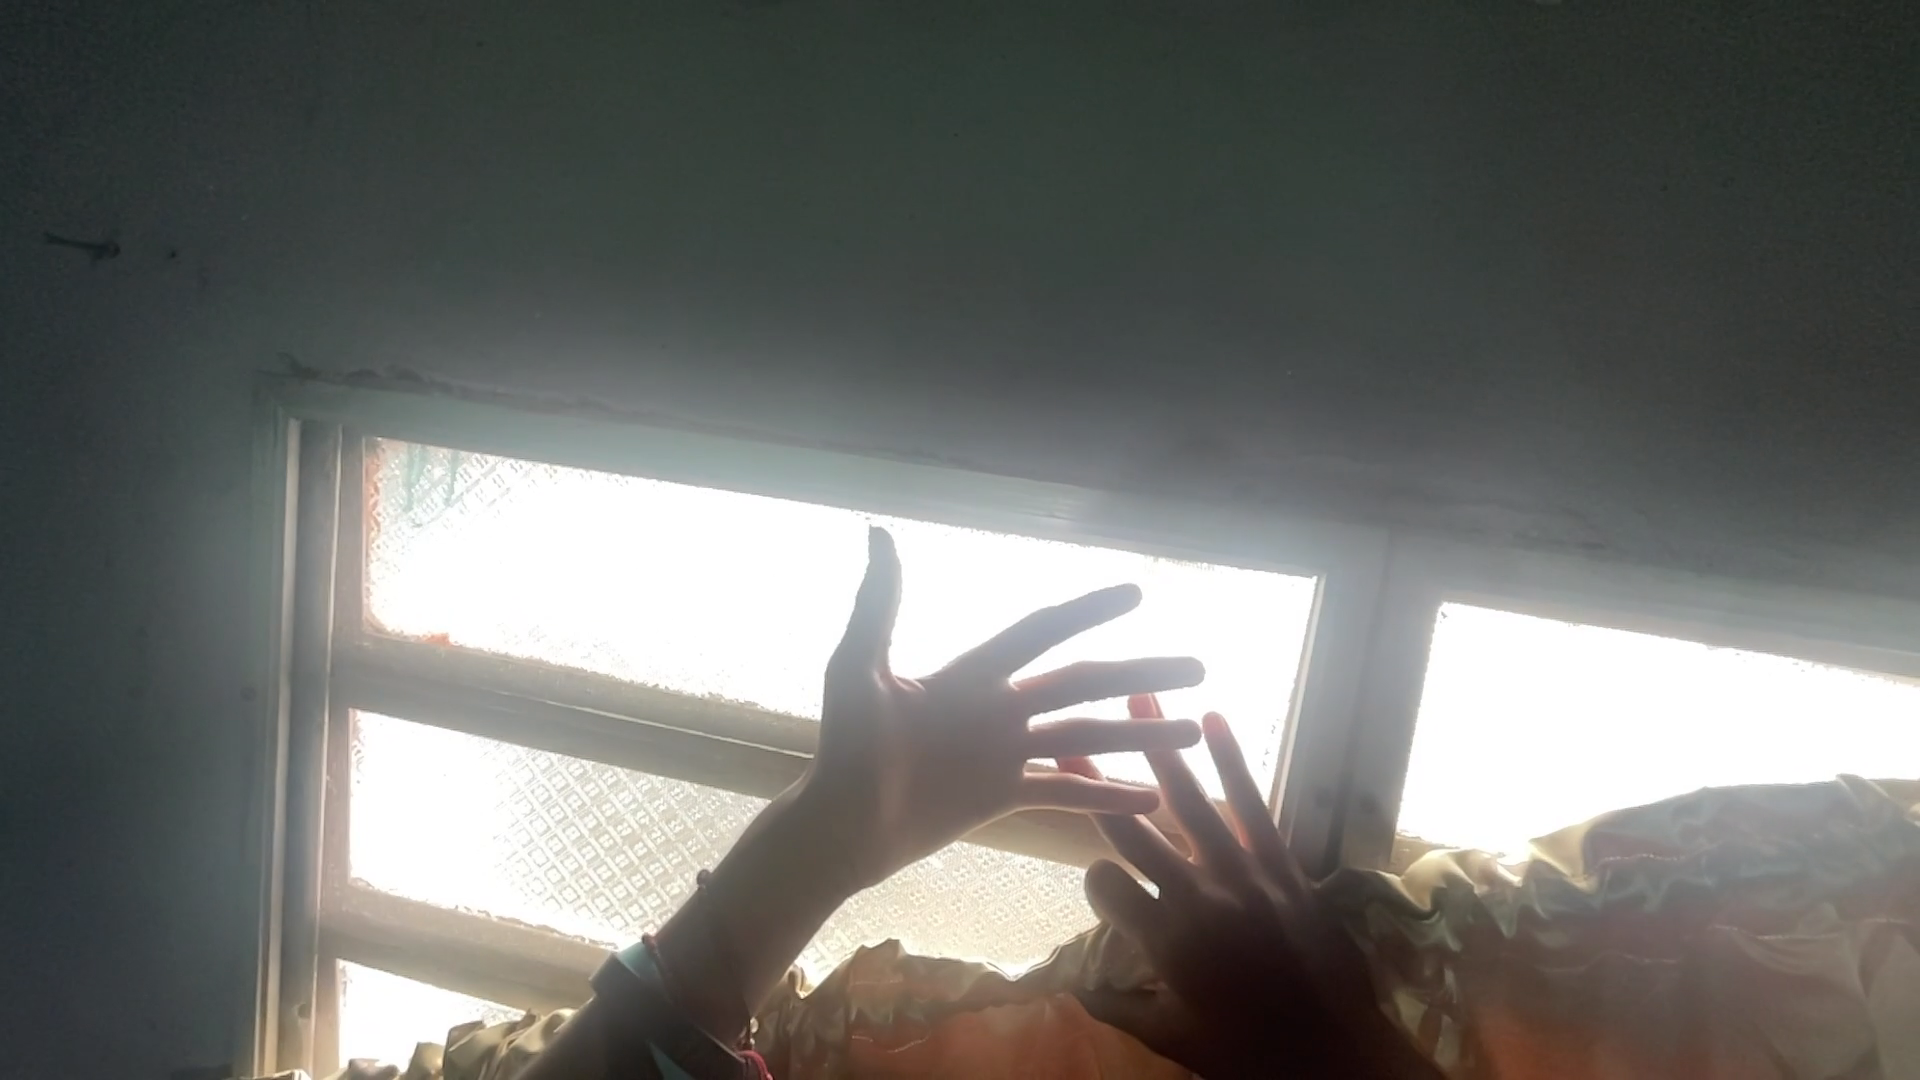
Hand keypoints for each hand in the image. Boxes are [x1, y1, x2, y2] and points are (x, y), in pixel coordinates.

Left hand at [646, 528, 1205, 1045]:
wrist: (841, 827)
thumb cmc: (847, 748)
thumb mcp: (857, 671)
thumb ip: (878, 605)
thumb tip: (881, 530)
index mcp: (974, 674)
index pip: (1041, 632)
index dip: (1087, 610)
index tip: (1136, 592)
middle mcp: (999, 706)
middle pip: (1081, 683)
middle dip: (1138, 674)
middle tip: (1197, 668)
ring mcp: (1004, 751)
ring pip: (1083, 738)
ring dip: (1137, 735)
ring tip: (1191, 733)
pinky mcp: (1002, 794)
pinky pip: (1064, 792)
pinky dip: (1104, 794)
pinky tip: (1150, 797)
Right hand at [1064, 697, 1440, 1079]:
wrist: (1341, 1061)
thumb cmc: (1249, 1055)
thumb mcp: (1174, 1041)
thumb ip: (1122, 1007)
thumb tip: (1078, 989)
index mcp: (1164, 940)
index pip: (1103, 883)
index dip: (1094, 878)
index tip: (1103, 882)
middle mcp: (1195, 897)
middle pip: (1131, 827)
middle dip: (1095, 778)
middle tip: (1068, 734)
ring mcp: (1241, 875)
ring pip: (1187, 799)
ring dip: (1157, 746)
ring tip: (1137, 697)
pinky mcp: (1281, 865)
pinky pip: (1251, 803)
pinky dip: (1231, 760)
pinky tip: (1213, 719)